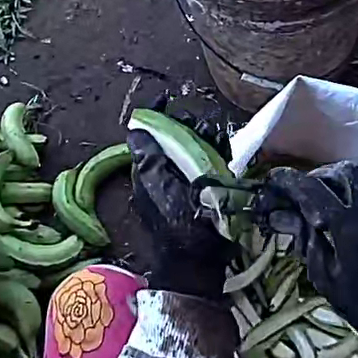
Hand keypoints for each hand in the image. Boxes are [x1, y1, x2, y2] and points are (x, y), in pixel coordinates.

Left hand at [126, 129, 234, 297]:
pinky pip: (209, 162)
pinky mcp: (203, 189)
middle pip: (173, 136)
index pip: (148, 133)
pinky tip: (223, 148)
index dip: (155, 114)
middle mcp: (163, 172)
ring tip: (212, 133)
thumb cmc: (175, 220)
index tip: (167, 99)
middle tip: (199, 123)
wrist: (198, 258)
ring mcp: (183, 181)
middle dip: (185, 124)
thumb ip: (147, 156)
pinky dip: (216, 152)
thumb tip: (134, 128)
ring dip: (203, 135)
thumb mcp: (156, 184)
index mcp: (147, 169)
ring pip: (192, 146)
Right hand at [256, 162, 357, 357]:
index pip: (310, 188)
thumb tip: (282, 214)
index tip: (273, 181)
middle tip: (303, 194)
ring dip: (339, 177)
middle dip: (315, 178)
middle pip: (337, 172)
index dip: (287, 181)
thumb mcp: (324, 277)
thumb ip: (304, 239)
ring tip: (328, 194)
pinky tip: (353, 203)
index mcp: (348, 225)